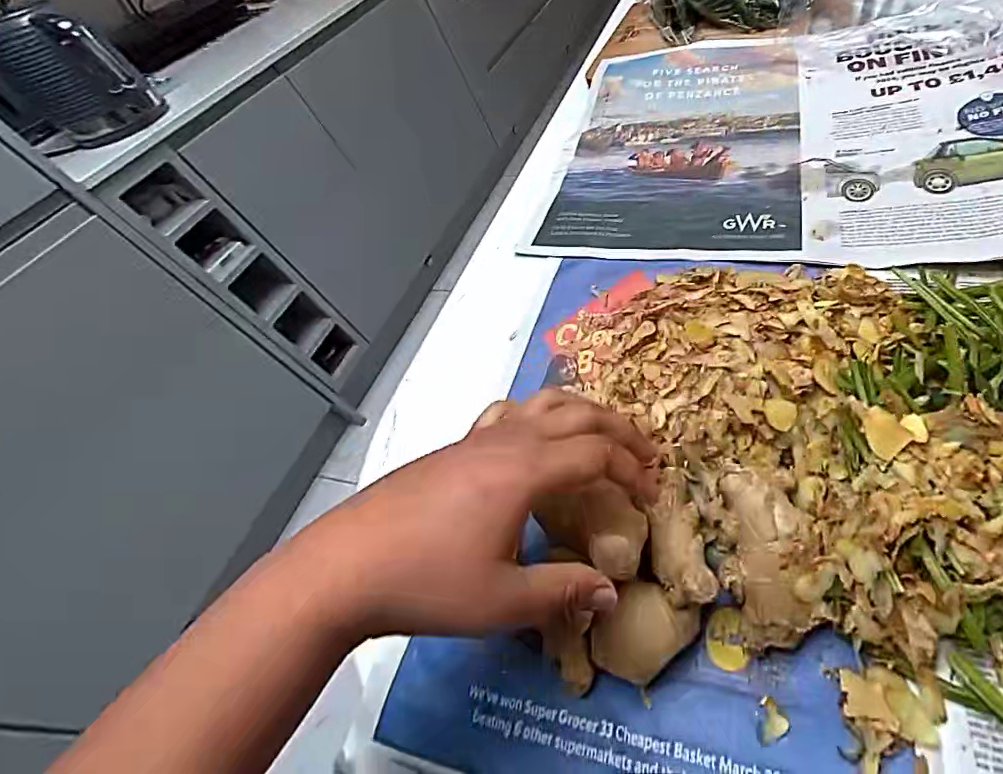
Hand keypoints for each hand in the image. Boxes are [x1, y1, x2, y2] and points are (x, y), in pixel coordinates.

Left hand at [286, 390, 658, 643]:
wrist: (349, 562)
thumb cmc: (427, 581)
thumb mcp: (501, 600)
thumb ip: (561, 591)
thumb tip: (610, 591)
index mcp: (523, 470)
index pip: (595, 453)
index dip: (632, 470)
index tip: (653, 495)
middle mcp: (505, 441)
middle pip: (576, 414)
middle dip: (619, 429)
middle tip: (647, 455)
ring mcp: (476, 439)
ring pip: (541, 403)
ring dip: (580, 413)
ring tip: (601, 435)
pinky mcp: (454, 447)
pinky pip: (507, 413)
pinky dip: (537, 414)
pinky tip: (532, 439)